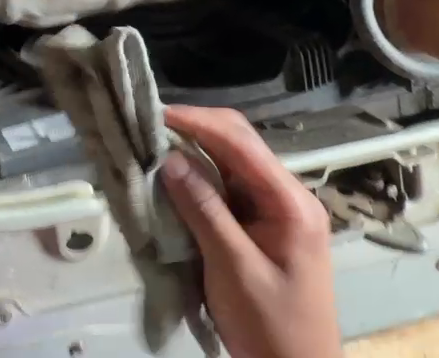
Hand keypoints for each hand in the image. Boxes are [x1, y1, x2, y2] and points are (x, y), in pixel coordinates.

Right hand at [160, 106, 338, 357]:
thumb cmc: (271, 325)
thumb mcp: (234, 268)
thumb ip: (204, 210)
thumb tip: (169, 158)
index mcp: (291, 202)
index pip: (241, 142)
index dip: (196, 121)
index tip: (153, 113)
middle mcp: (287, 195)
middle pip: (238, 142)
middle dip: (193, 127)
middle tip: (147, 125)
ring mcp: (275, 208)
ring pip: (229, 159)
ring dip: (192, 148)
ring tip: (152, 142)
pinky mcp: (260, 221)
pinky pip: (226, 183)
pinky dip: (197, 172)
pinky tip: (171, 172)